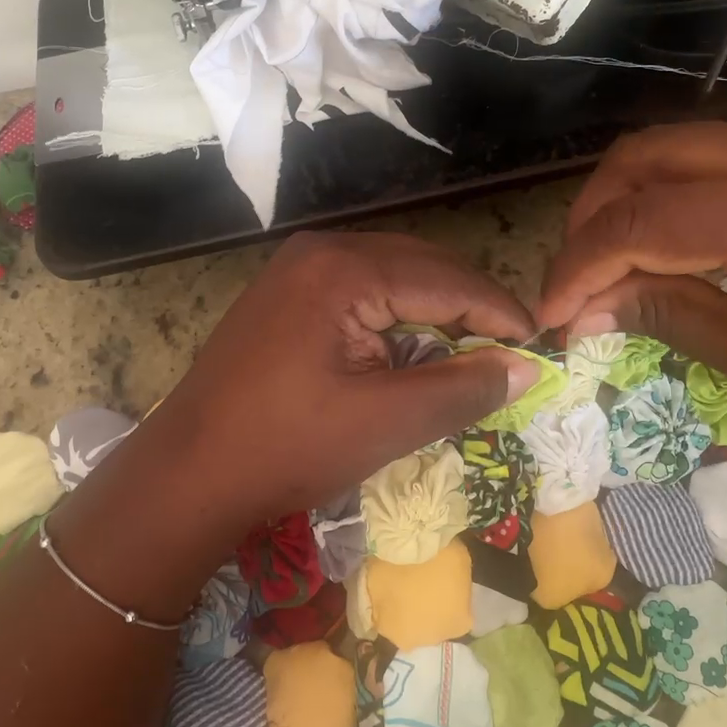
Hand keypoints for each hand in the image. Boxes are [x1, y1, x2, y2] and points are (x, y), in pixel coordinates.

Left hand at [94, 231, 536, 533]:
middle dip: (469, 305)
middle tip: (509, 350)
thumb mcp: (386, 422)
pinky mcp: (281, 294)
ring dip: (432, 309)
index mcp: (344, 269)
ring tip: (468, 351)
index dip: (500, 312)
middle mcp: (319, 251)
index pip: (447, 279)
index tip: (540, 345)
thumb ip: (462, 388)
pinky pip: (357, 288)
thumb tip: (524, 368)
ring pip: (389, 274)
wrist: (186, 475)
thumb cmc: (286, 448)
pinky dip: (392, 314)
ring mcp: (294, 269)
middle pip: (419, 265)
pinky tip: (408, 347)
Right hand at [534, 122, 726, 436]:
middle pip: (642, 158)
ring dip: (619, 204)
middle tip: (572, 286)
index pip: (643, 220)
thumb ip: (667, 316)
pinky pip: (702, 156)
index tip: (549, 317)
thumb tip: (580, 311)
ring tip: (603, 269)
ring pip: (666, 149)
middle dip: (589, 222)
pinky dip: (660, 196)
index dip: (581, 267)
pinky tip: (656, 245)